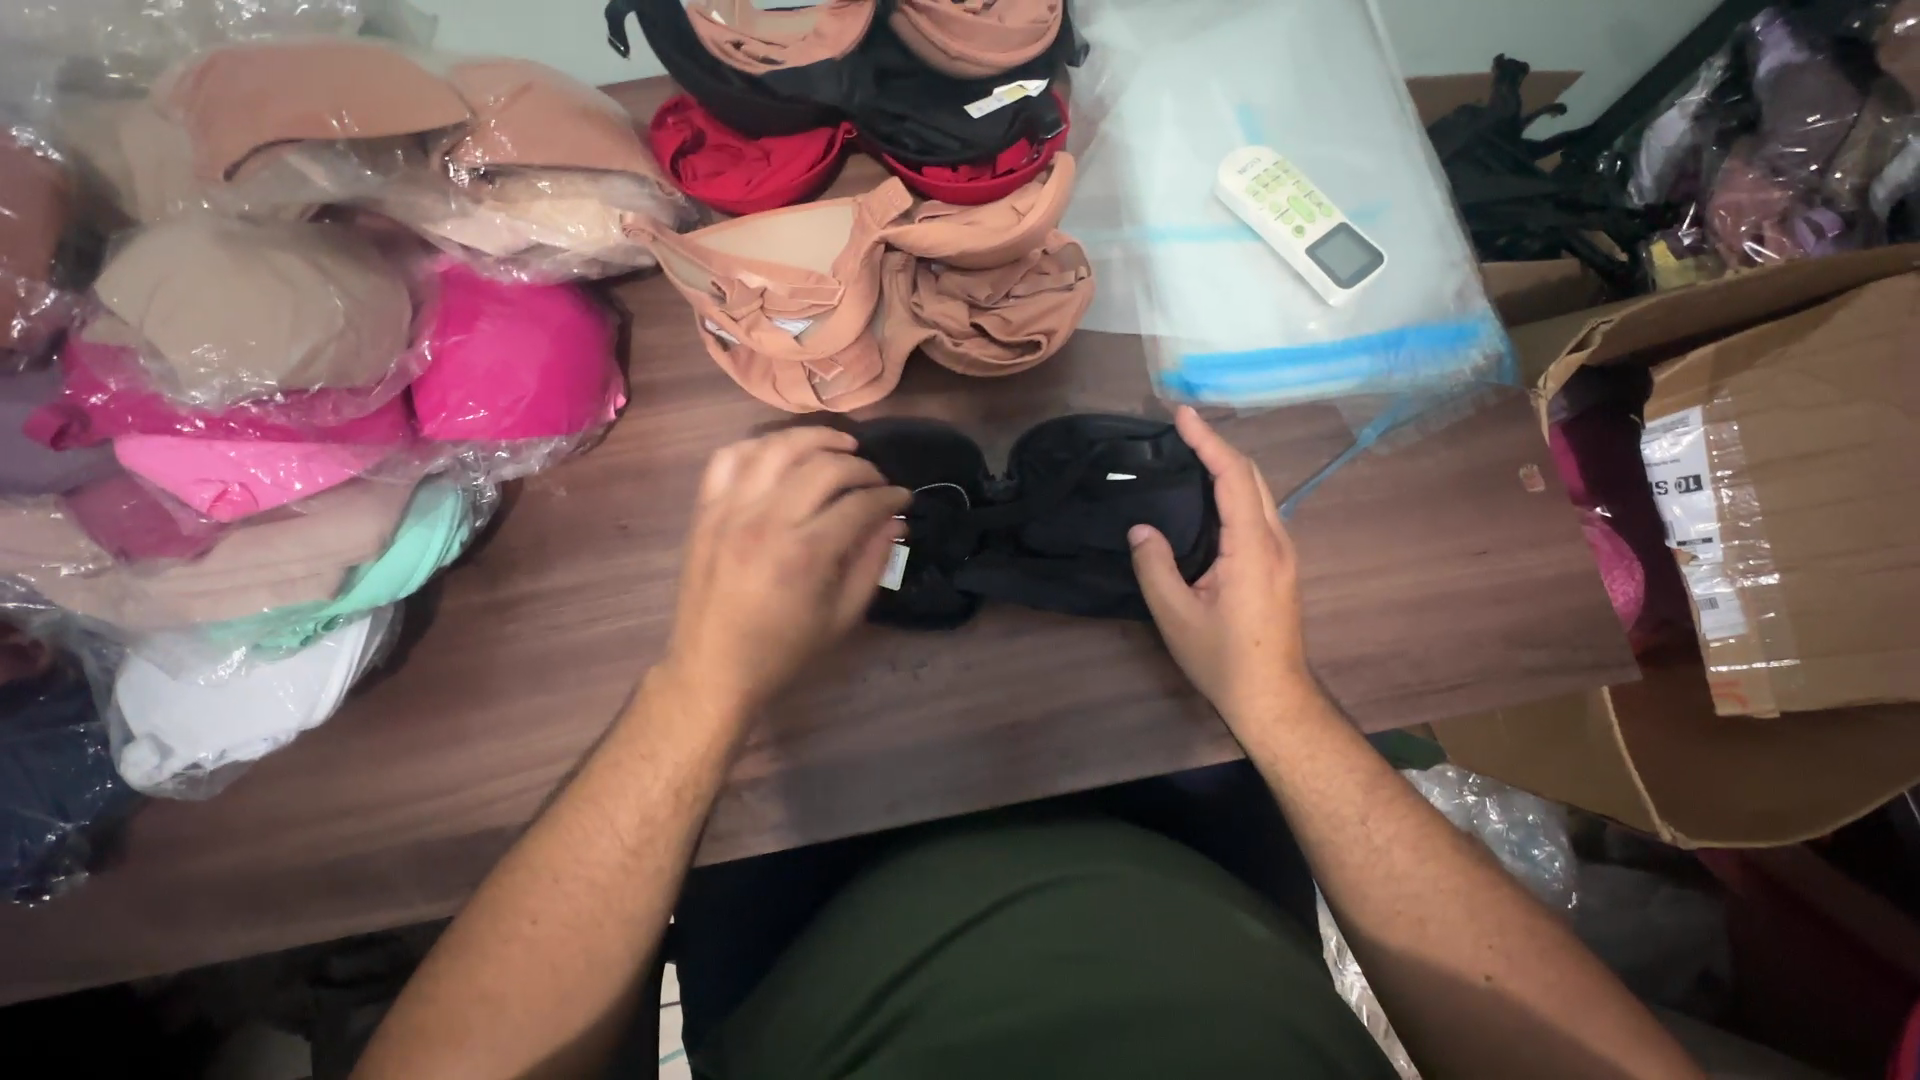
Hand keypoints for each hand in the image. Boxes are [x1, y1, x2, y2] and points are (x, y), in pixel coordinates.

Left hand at [661, 427, 908, 721]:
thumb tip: (895, 521)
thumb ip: (873, 562)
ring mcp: (729, 510)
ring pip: (777, 447)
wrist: (713, 668)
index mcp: (804, 555)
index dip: (890, 497)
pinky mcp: (705, 510)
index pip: (859, 503)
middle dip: (862, 467)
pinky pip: (730, 457)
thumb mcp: (843, 617)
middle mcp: (766, 521)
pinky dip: (760, 445)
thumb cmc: (784, 650)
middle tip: (876, 481)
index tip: (904, 498)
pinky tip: (784, 454)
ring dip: (816, 438)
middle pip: (824, 466)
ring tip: (841, 445)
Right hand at [1128, 406, 1315, 726]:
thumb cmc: (1223, 659)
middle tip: (1181, 429)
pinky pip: (1259, 512)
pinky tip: (1211, 497)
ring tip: (1192, 453)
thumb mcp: (1175, 616)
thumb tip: (1141, 530)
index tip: (1182, 414)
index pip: (1233, 478)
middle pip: (1252, 477)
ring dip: (1228, 467)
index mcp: (1252, 548)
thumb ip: (1155, 567)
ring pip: (1259, 493)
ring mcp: (1284, 554)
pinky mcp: (1281, 566)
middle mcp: (1277, 542)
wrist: (1273, 698)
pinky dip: (1234, 490)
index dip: (1208, 441)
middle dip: (1218, 446)